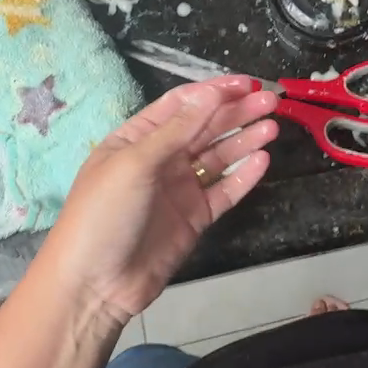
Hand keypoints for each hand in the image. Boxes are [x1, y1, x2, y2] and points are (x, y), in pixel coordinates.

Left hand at [34, 77, 279, 323]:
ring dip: (245, 139)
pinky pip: (225, 190)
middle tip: (271, 100)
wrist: (94, 284)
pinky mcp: (196, 217)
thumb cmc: (103, 215)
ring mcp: (180, 189)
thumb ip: (177, 129)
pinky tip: (263, 160)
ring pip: (219, 157)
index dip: (213, 92)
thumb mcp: (135, 164)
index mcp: (137, 139)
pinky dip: (244, 175)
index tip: (246, 83)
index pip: (181, 105)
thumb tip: (210, 93)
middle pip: (205, 127)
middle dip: (237, 112)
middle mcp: (161, 159)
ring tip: (273, 126)